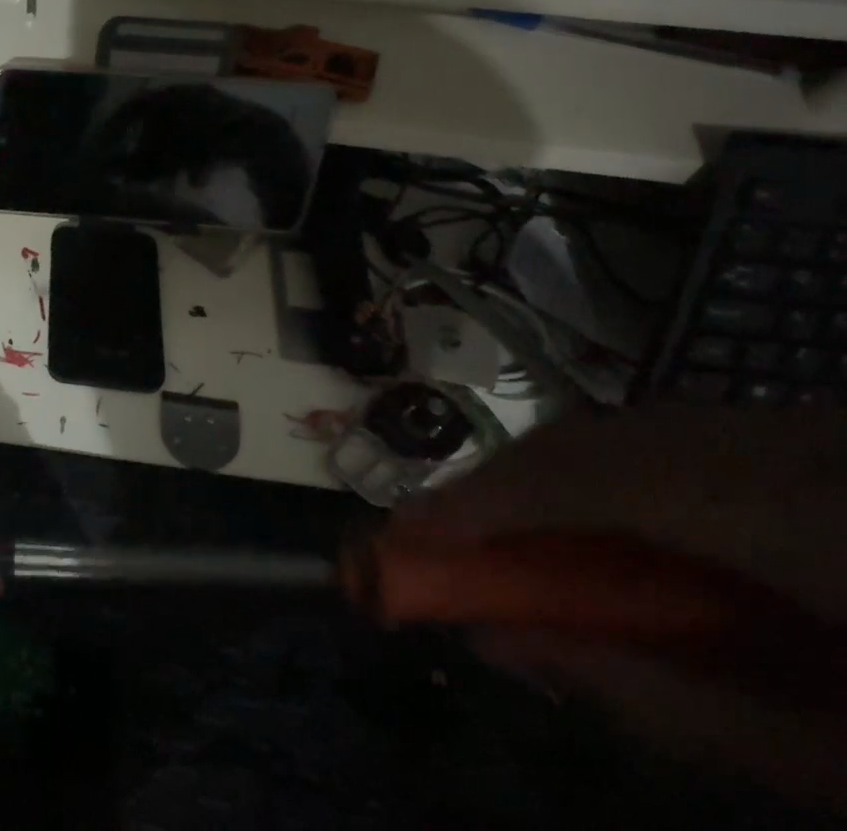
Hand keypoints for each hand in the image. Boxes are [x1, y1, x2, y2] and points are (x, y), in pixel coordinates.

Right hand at [394, 406, 846, 807]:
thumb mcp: (846, 768)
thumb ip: (654, 696)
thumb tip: (496, 638)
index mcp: (817, 516)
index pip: (594, 475)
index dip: (479, 500)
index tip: (399, 541)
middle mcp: (818, 443)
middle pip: (608, 439)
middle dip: (504, 492)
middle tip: (441, 552)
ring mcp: (830, 433)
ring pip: (649, 434)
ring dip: (561, 490)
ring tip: (517, 552)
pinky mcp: (835, 441)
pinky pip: (702, 445)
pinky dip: (629, 488)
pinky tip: (625, 544)